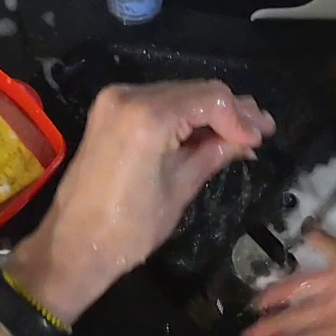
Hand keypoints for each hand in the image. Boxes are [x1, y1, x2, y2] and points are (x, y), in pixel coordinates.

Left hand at [11, 80, 273, 321]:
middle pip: (195, 91)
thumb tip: (244, 140)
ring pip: (178, 94)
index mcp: (148, 115)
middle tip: (262, 131)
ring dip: (209, 112)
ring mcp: (114, 101)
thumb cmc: (129, 227)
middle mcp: (129, 96)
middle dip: (229, 111)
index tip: (262, 138)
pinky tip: (208, 132)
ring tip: (242, 133)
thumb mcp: (180, 188)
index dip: (240, 117)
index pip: (210, 98)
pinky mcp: (109, 112)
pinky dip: (184, 116)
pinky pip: (157, 103)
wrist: (73, 245)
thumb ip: (213, 154)